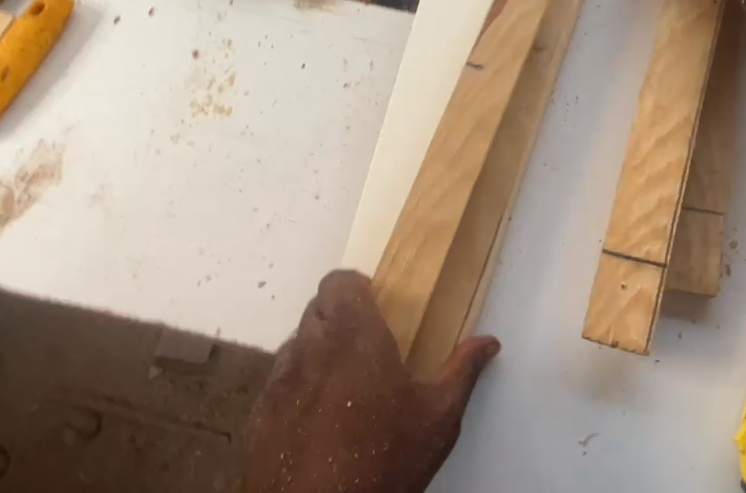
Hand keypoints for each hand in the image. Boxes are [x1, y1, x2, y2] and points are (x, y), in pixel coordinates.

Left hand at [242, 271, 499, 492]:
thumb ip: (462, 370)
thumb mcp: (438, 419)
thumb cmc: (384, 464)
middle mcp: (310, 351)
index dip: (356, 287)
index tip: (376, 307)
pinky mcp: (257, 421)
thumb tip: (489, 342)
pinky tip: (318, 421)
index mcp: (355, 338)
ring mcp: (277, 386)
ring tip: (343, 386)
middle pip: (317, 309)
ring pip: (295, 345)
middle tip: (367, 345)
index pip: (339, 282)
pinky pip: (276, 386)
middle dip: (340, 316)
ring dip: (317, 352)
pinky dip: (297, 390)